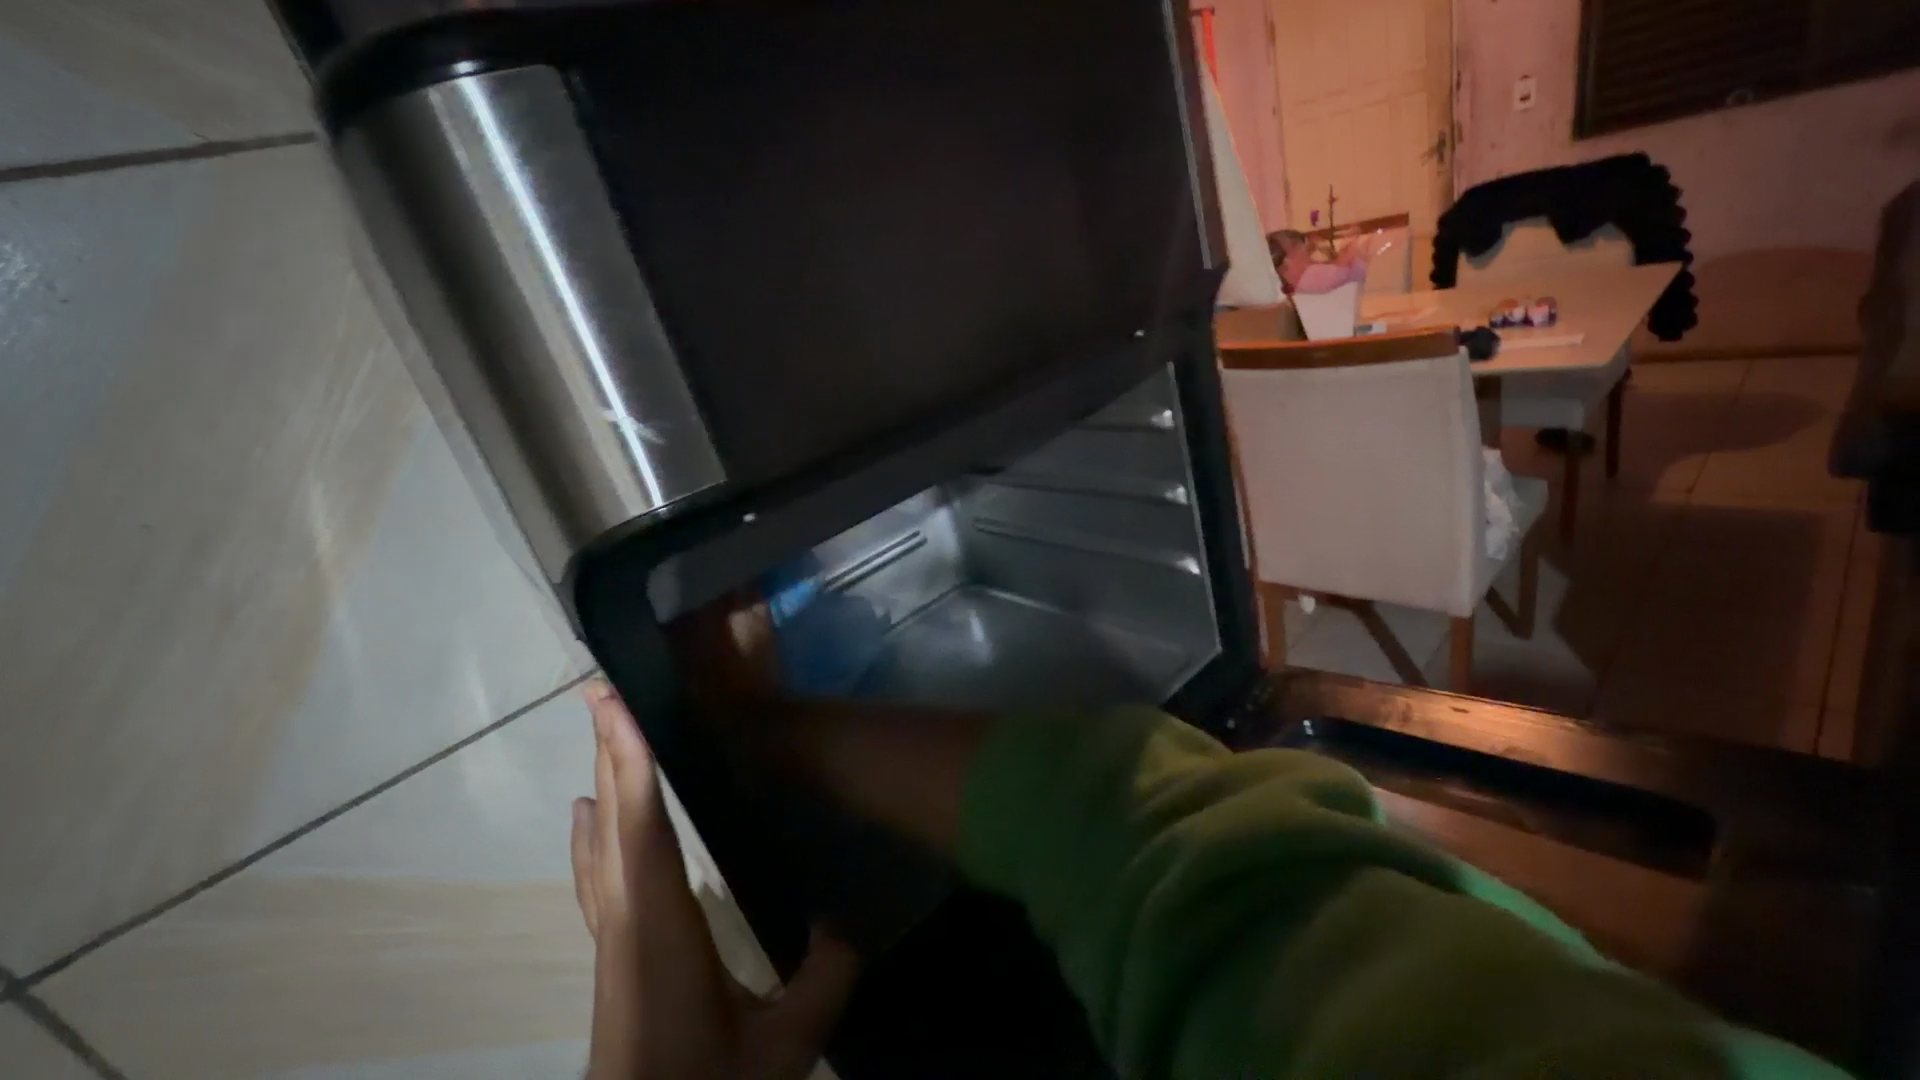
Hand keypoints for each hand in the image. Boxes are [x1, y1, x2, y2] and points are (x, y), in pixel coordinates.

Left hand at [571, 680, 858, 1079]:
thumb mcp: (783, 1045)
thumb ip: (824, 979)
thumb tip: (852, 920)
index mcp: (659, 930)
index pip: (642, 830)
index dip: (631, 764)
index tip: (618, 704)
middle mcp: (626, 918)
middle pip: (613, 821)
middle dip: (609, 751)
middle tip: (602, 689)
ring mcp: (613, 934)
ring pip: (600, 841)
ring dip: (602, 781)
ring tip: (602, 729)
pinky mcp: (614, 950)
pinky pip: (597, 869)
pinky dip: (593, 828)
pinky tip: (586, 815)